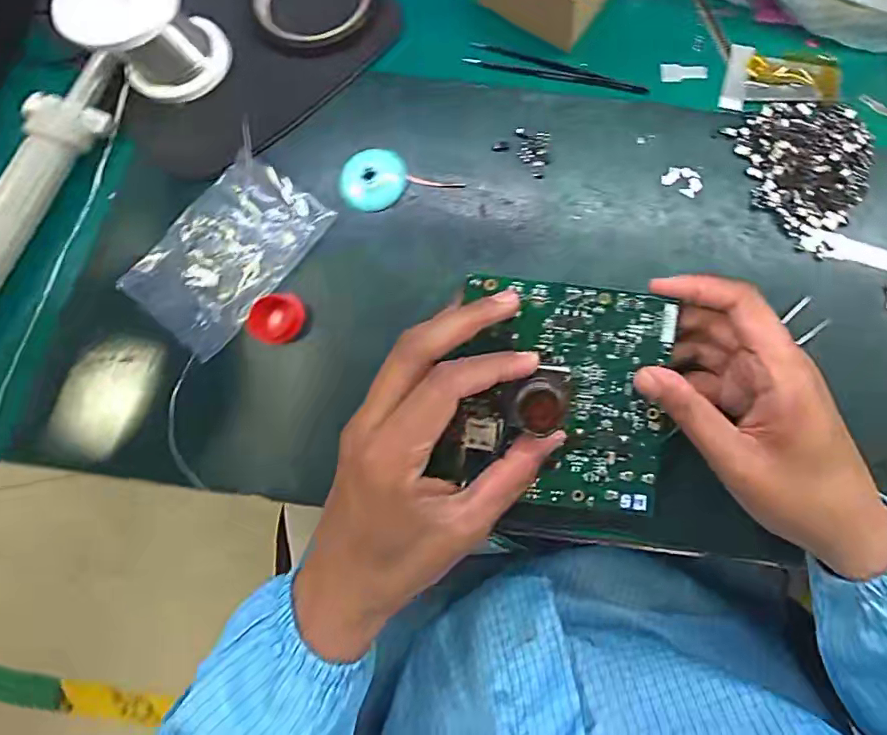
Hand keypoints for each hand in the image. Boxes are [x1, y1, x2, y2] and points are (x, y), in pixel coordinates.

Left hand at [294, 290, 565, 660]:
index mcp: (391, 451)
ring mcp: (362, 417)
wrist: (336, 588)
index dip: (490, 365)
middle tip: (507, 300)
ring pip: (401, 352)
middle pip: (413, 348)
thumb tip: (550, 436)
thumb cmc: (399, 566)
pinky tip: (457, 340)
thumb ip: (508, 477)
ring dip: (444, 324)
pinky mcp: (365, 421)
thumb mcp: (463, 529)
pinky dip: (431, 347)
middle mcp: (369, 421)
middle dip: (462, 318)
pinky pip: (398, 369)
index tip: (530, 359)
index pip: (443, 385)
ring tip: (485, 306)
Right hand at [635, 275, 886, 579]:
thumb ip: (689, 412)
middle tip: (632, 331)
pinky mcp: (757, 399)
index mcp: (780, 367)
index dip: (698, 287)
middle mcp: (772, 364)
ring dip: (678, 349)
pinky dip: (686, 377)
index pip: (740, 304)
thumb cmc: (802, 496)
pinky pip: (715, 375)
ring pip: (714, 348)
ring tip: (636, 357)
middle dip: (677, 320)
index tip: (655, 291)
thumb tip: (643, 375)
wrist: (849, 533)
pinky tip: (659, 387)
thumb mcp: (737, 459)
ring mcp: (764, 381)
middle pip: (722, 322)